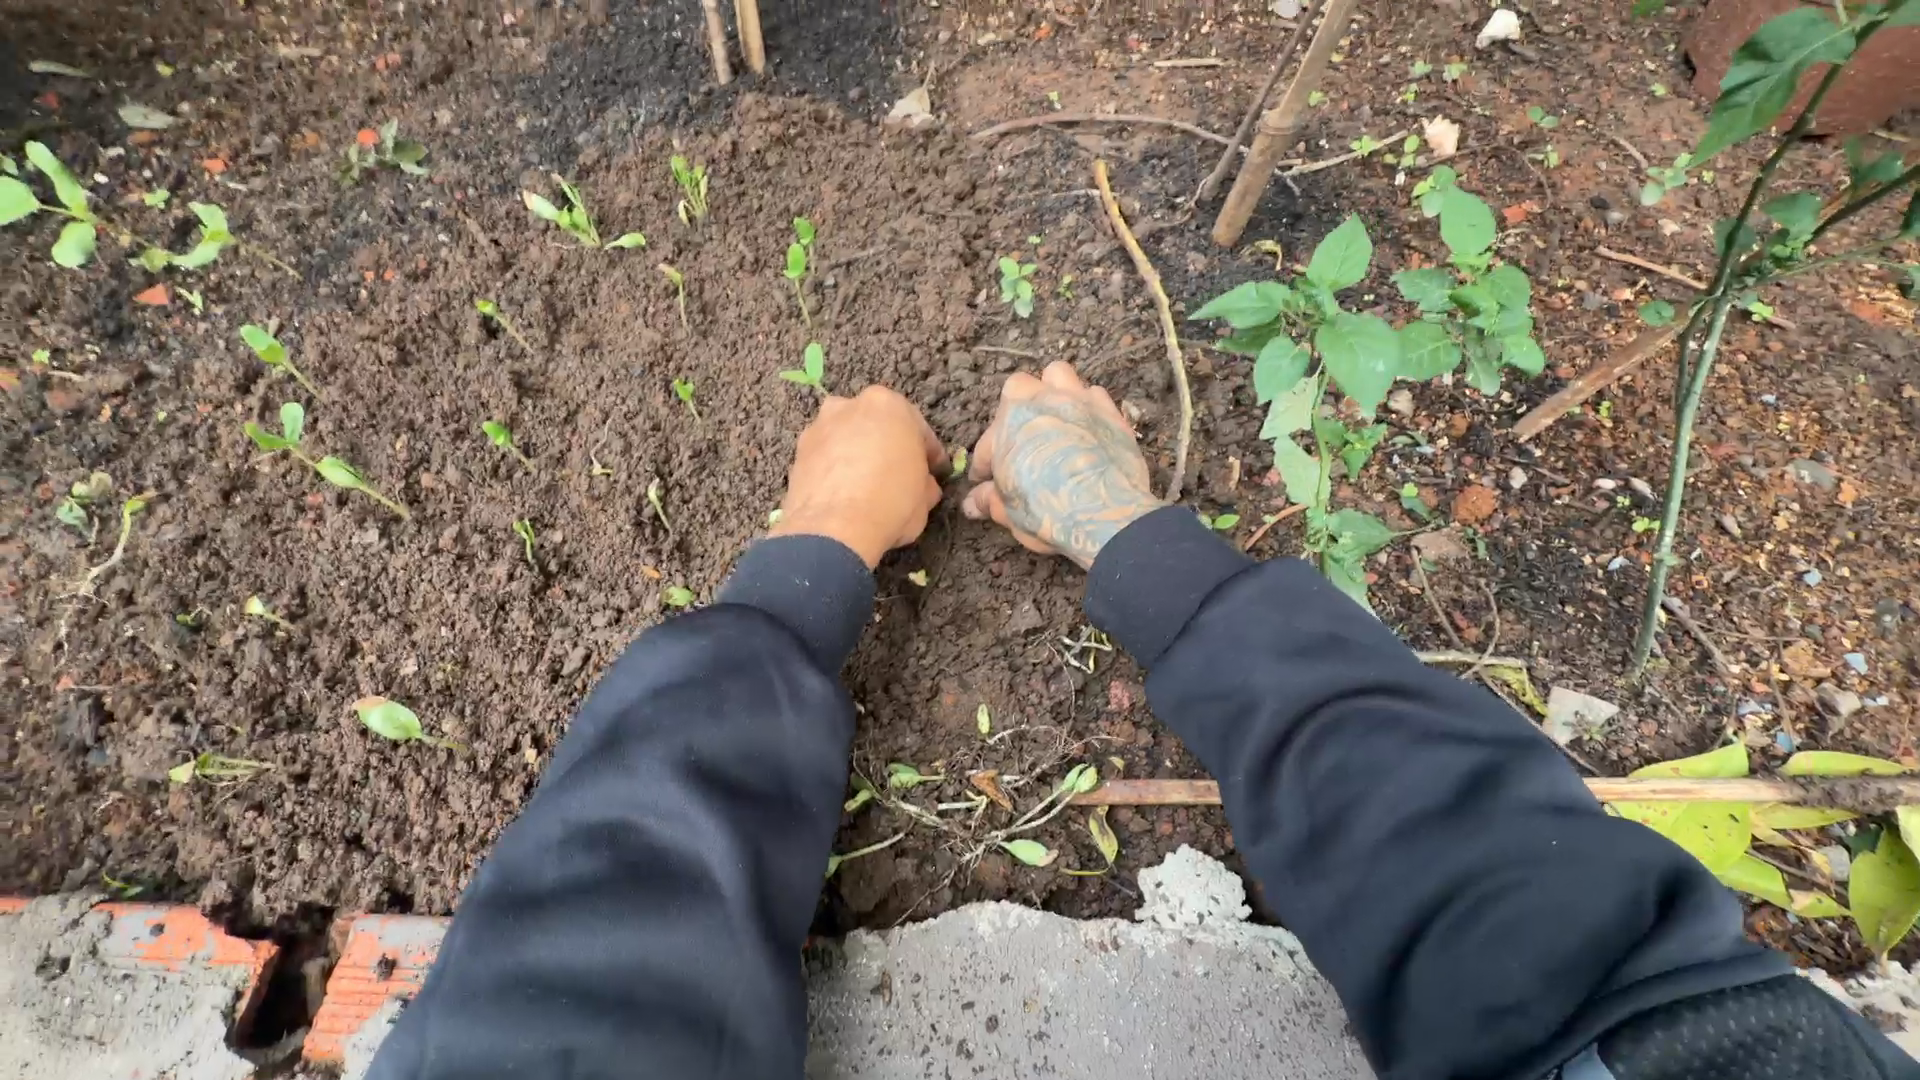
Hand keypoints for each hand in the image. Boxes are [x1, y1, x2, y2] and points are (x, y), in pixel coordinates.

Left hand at [769, 386, 946, 568]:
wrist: (833, 529)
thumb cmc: (890, 502)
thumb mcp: (924, 497)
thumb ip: (924, 483)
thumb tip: (923, 487)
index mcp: (887, 404)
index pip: (916, 428)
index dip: (928, 453)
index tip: (934, 472)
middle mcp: (848, 406)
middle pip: (875, 426)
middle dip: (888, 447)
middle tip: (899, 476)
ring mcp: (817, 428)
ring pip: (846, 439)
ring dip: (857, 456)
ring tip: (867, 487)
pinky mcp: (796, 454)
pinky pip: (825, 459)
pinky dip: (835, 471)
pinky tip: (844, 495)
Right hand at [962, 361, 1162, 568]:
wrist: (1107, 517)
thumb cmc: (1047, 511)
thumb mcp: (1008, 511)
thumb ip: (989, 500)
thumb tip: (973, 503)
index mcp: (1009, 421)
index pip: (988, 441)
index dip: (984, 465)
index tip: (984, 482)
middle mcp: (1043, 400)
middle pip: (1019, 389)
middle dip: (1013, 412)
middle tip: (1017, 443)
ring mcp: (1080, 401)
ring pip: (1059, 376)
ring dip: (1050, 393)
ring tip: (1051, 419)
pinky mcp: (1112, 413)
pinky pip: (1095, 396)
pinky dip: (1086, 408)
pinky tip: (1085, 429)